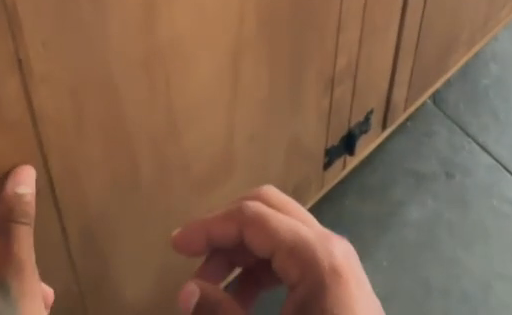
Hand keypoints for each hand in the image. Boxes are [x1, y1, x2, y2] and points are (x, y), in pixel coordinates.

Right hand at [170, 186, 383, 314]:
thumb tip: (187, 292)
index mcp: (314, 253)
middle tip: (192, 263)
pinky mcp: (336, 279)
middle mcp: (328, 243)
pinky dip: (261, 269)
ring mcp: (335, 259)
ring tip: (210, 292)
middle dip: (225, 232)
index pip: (252, 216)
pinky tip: (240, 302)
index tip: (175, 246)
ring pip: (278, 232)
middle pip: (267, 209)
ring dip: (241, 253)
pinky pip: (291, 256)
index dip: (210, 227)